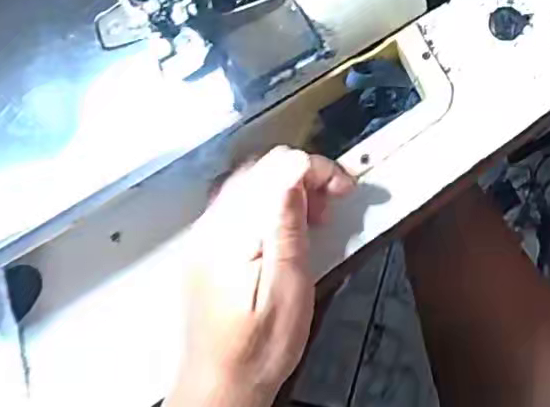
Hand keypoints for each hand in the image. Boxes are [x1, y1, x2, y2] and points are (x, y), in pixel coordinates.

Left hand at [169, 147, 355, 406]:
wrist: (219, 394)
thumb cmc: (258, 351)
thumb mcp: (288, 289)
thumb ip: (289, 227)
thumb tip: (296, 174)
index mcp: (232, 236)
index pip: (279, 168)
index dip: (319, 169)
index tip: (343, 188)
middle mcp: (212, 228)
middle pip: (264, 166)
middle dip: (306, 174)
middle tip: (331, 202)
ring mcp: (207, 235)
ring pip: (254, 177)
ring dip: (290, 184)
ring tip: (313, 214)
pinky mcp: (209, 245)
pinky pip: (243, 198)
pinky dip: (272, 198)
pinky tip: (288, 223)